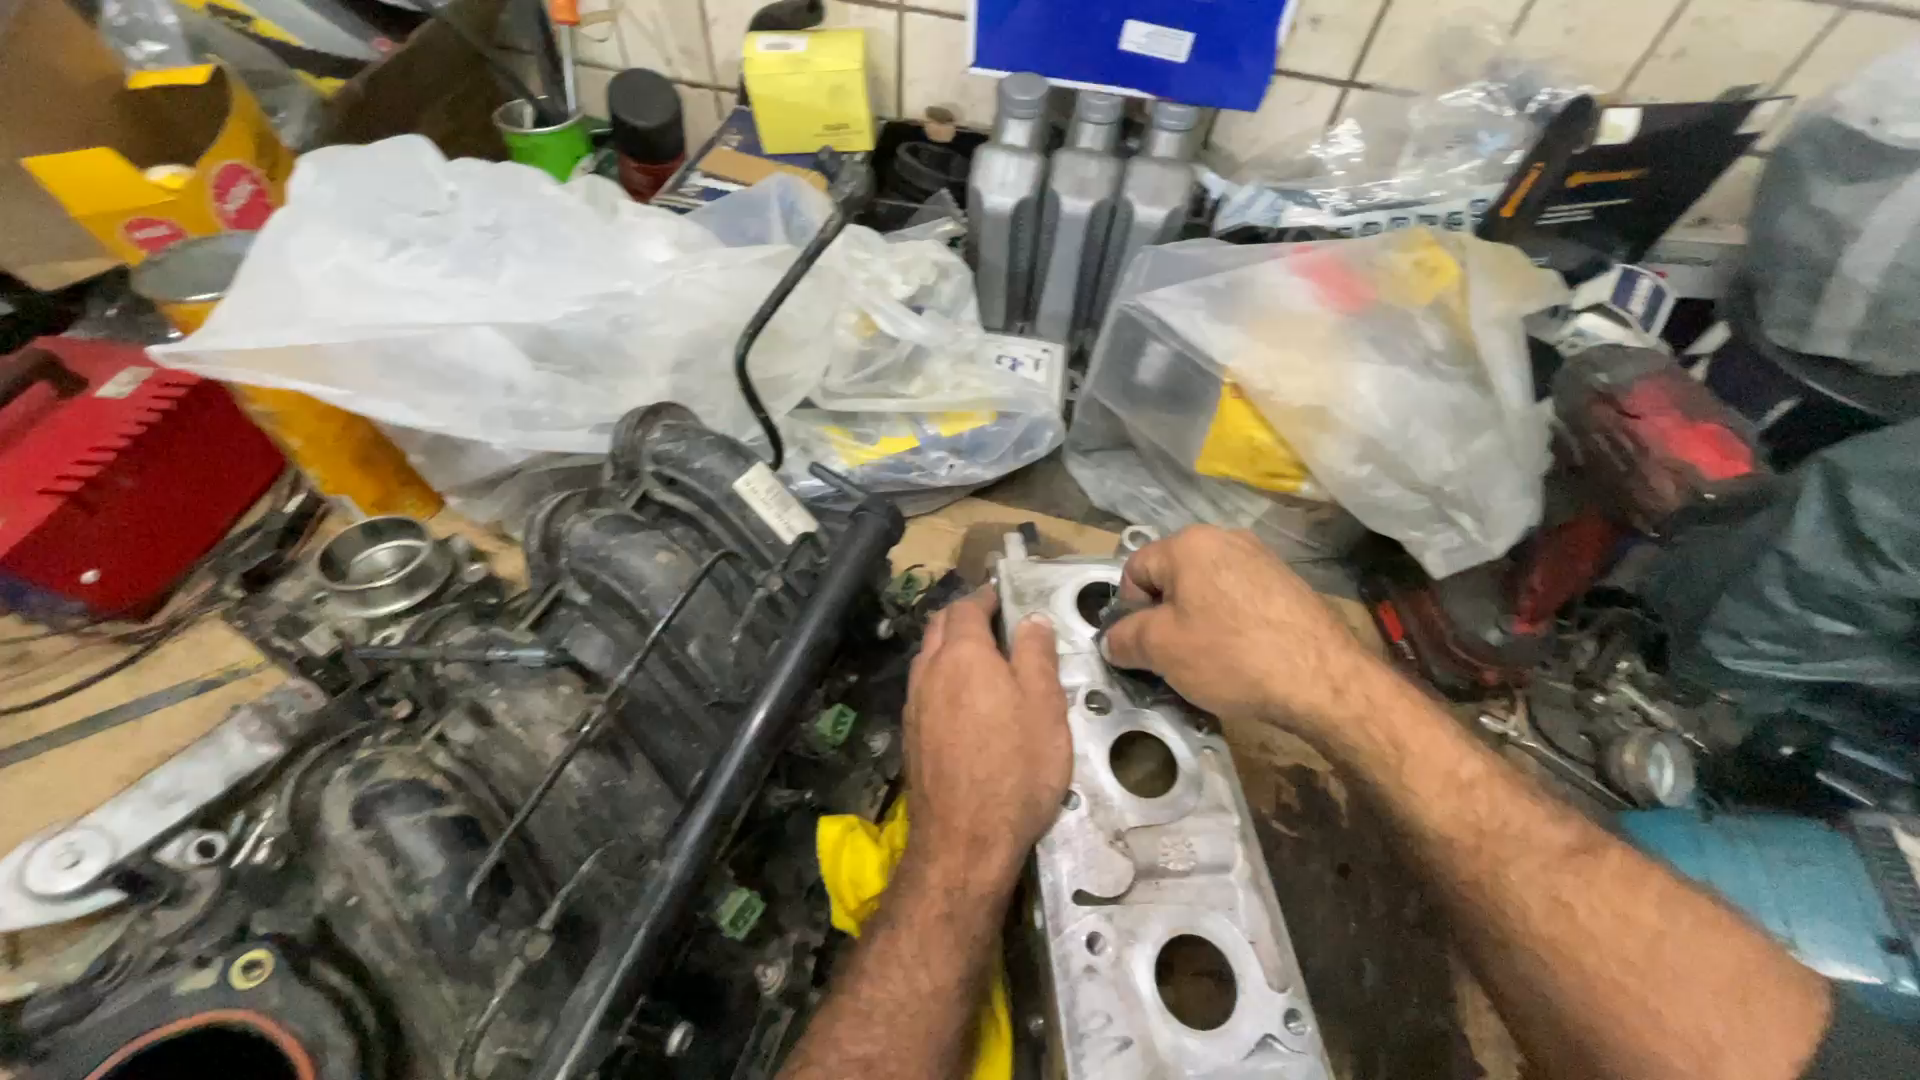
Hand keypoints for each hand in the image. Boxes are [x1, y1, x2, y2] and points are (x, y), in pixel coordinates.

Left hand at [903, 588, 1070, 884]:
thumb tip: (1031, 620)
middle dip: (964, 616)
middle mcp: (930, 671)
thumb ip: (1036, 656)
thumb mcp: (1044, 709)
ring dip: (950, 646)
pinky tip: (964, 700)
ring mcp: (914, 703)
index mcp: (964, 655)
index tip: (1004, 598)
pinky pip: (923, 687)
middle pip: (940, 626)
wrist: (964, 840)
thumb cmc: (1016, 770)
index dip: (985, 597)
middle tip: (994, 623)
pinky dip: (941, 676)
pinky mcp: (910, 733)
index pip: (967, 607)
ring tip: (982, 659)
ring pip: (927, 656)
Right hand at [1103, 526, 1379, 732]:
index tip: (1142, 647)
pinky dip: (1230, 624)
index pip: (1135, 570)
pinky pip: (1239, 599)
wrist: (1324, 681)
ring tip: (1209, 661)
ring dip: (1197, 621)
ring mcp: (1262, 559)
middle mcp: (1226, 538)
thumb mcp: (1160, 650)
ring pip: (1207, 590)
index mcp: (1189, 543)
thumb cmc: (1231, 656)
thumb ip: (1124, 639)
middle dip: (1165, 617)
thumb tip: (1115, 641)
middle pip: (1173, 577)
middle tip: (1172, 657)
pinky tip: (1242, 656)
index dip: (1129, 611)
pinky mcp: (1288, 584)